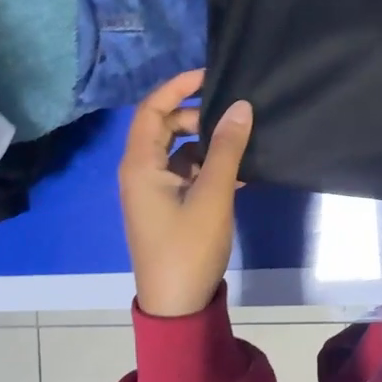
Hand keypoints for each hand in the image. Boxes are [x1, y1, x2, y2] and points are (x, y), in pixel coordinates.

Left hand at [118, 70, 253, 317]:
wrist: (177, 306)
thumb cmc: (189, 248)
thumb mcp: (213, 194)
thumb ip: (226, 148)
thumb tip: (240, 105)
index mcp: (140, 164)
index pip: (152, 108)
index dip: (177, 86)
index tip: (209, 74)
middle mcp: (140, 171)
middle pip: (164, 125)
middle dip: (196, 114)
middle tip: (232, 114)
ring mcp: (153, 190)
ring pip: (178, 149)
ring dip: (206, 142)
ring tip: (242, 142)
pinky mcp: (167, 206)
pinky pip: (186, 171)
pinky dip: (208, 165)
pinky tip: (241, 171)